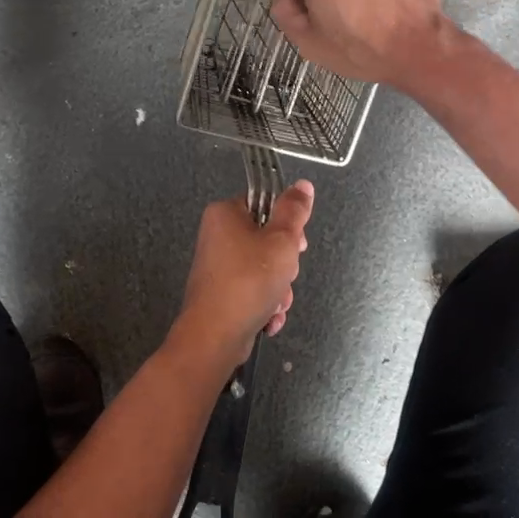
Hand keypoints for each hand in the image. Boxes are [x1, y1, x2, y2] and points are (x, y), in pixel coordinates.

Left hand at [175, 180, 314, 363]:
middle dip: (284, 265)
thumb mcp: (281, 241)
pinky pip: (252, 290)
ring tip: (275, 303)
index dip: (287, 225)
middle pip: (267, 240)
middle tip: (285, 276)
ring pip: (264, 269)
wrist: (215, 335)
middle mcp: (217, 235)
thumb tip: (303, 184)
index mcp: (225, 213)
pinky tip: (268, 318)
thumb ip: (294, 212)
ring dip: (278, 289)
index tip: (297, 245)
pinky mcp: (220, 293)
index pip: (266, 205)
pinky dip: (265, 304)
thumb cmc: (249, 280)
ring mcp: (217, 266)